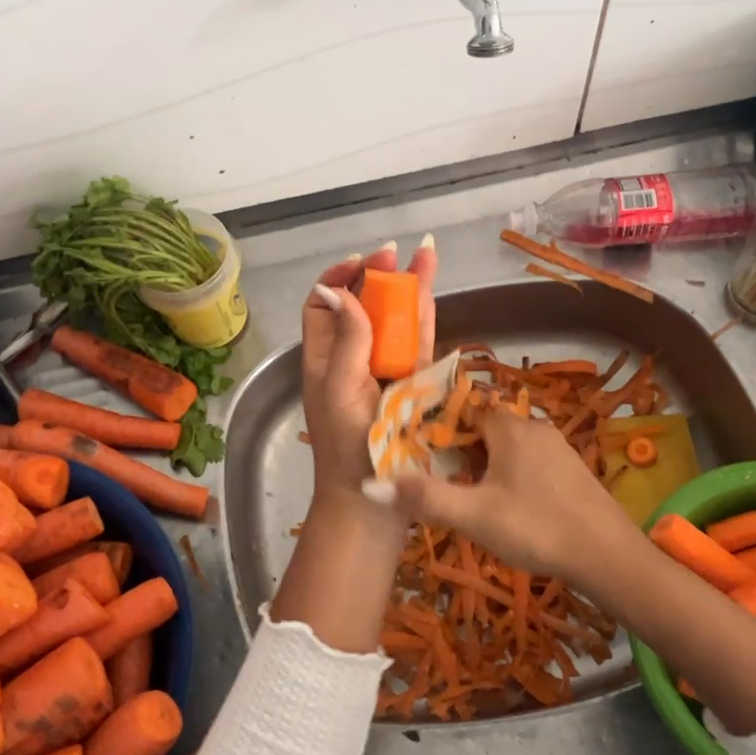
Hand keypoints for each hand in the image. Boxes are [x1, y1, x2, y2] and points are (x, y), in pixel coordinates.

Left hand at [299, 237, 437, 493]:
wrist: (372, 502)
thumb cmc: (347, 447)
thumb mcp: (340, 389)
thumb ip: (347, 340)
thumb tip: (337, 290)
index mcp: (325, 359)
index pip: (323, 307)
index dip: (338, 280)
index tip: (362, 262)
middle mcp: (353, 361)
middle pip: (366, 309)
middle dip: (382, 277)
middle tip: (402, 251)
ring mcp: (384, 373)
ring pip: (396, 322)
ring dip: (410, 291)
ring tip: (427, 257)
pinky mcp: (412, 388)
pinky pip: (419, 347)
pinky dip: (425, 321)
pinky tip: (433, 297)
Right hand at [378, 409, 632, 579]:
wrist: (609, 557)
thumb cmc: (537, 529)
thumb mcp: (474, 515)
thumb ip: (423, 498)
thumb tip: (368, 484)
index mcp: (509, 427)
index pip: (463, 410)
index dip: (439, 430)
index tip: (420, 456)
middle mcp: (534, 427)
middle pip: (484, 429)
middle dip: (461, 453)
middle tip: (444, 486)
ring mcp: (558, 449)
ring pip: (507, 447)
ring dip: (485, 467)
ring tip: (471, 501)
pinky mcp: (572, 471)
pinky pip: (529, 463)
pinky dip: (510, 477)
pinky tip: (509, 510)